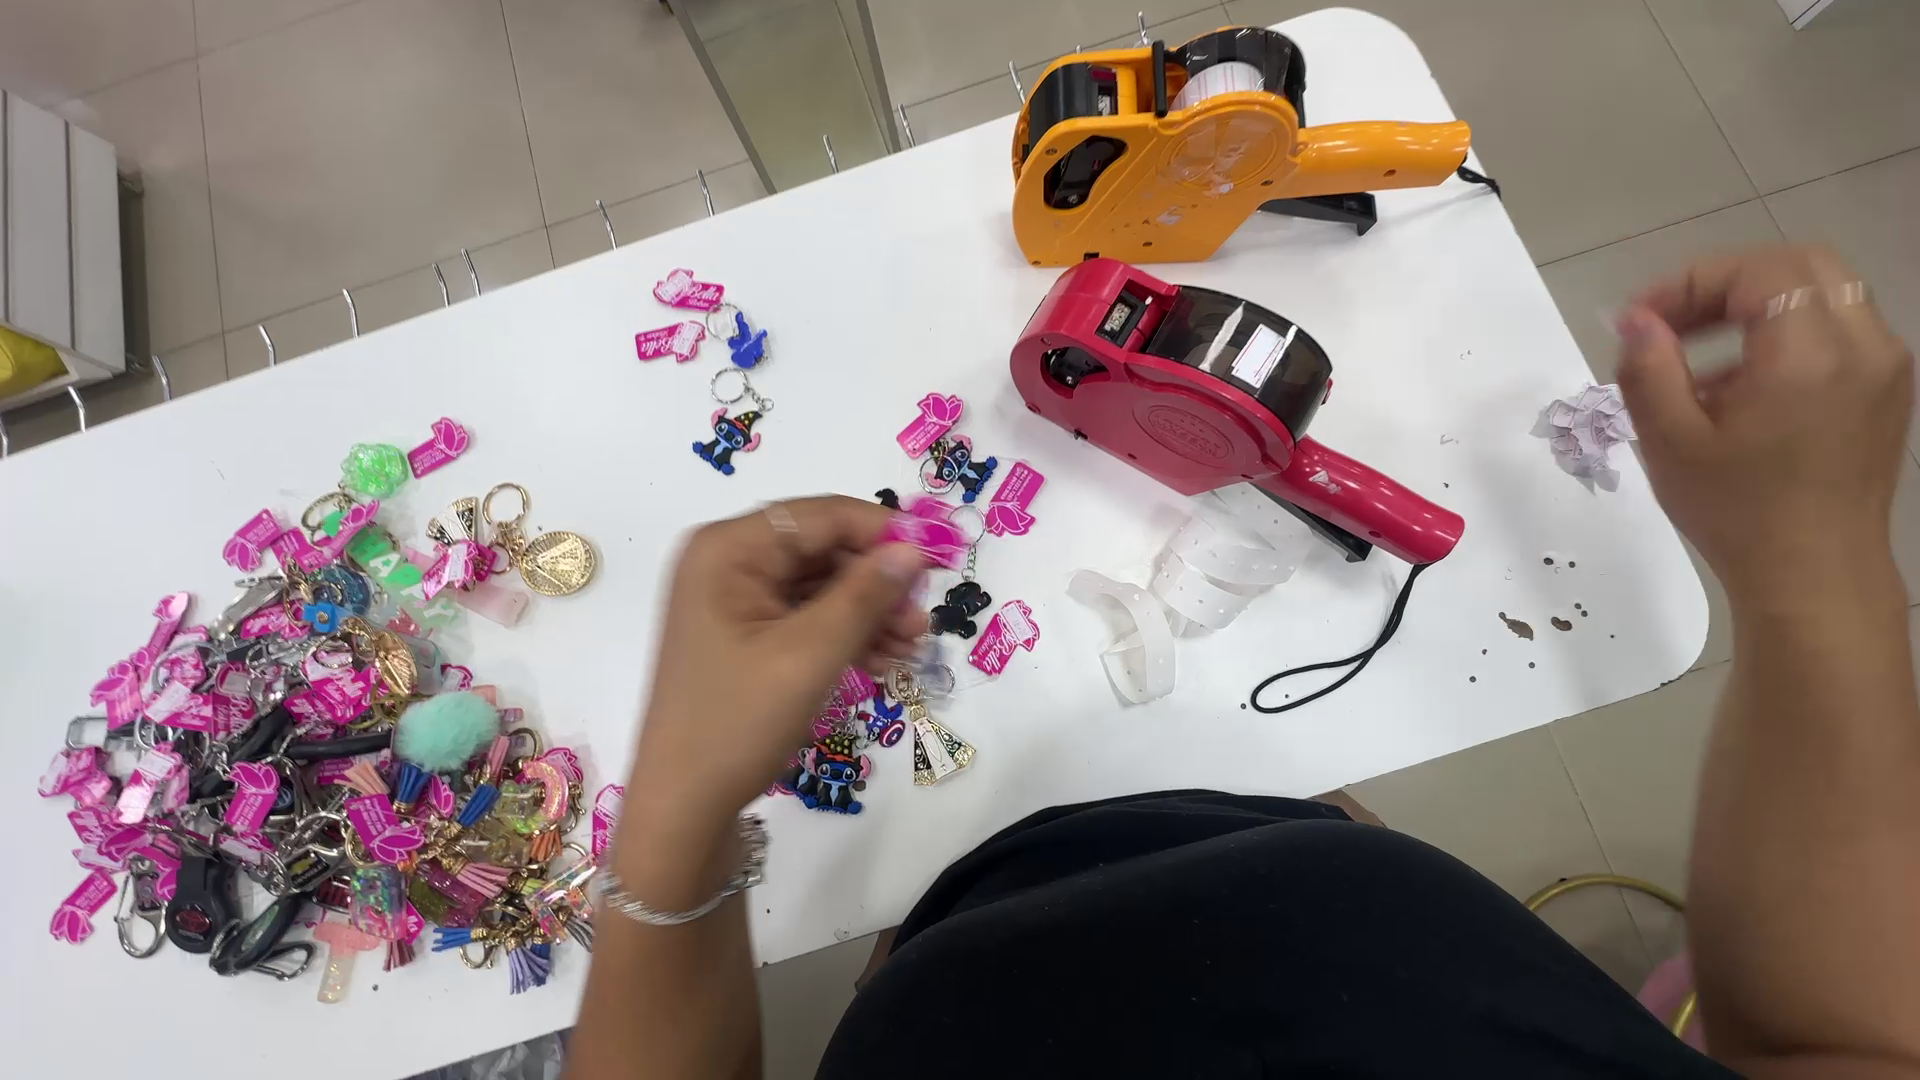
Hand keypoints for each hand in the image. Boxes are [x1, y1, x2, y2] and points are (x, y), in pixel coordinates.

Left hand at [627, 496, 926, 840]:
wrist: (683, 808)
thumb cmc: (737, 723)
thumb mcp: (809, 655)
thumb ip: (865, 595)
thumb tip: (914, 550)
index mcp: (727, 549)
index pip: (821, 516)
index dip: (883, 531)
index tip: (937, 557)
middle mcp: (727, 561)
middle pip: (823, 549)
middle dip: (877, 582)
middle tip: (922, 618)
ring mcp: (735, 599)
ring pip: (821, 585)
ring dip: (869, 612)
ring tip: (911, 647)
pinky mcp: (745, 632)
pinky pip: (807, 615)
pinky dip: (845, 633)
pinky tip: (882, 661)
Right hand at [1616, 246, 1913, 602]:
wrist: (1811, 567)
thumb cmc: (1730, 507)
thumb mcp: (1667, 439)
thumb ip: (1648, 369)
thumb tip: (1635, 320)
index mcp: (1808, 357)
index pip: (1761, 272)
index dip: (1690, 281)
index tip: (1636, 320)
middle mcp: (1863, 346)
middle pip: (1801, 266)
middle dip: (1721, 283)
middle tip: (1662, 325)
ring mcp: (1883, 365)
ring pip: (1820, 293)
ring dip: (1747, 306)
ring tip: (1689, 357)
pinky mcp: (1883, 387)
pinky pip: (1833, 329)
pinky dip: (1776, 333)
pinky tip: (1731, 384)